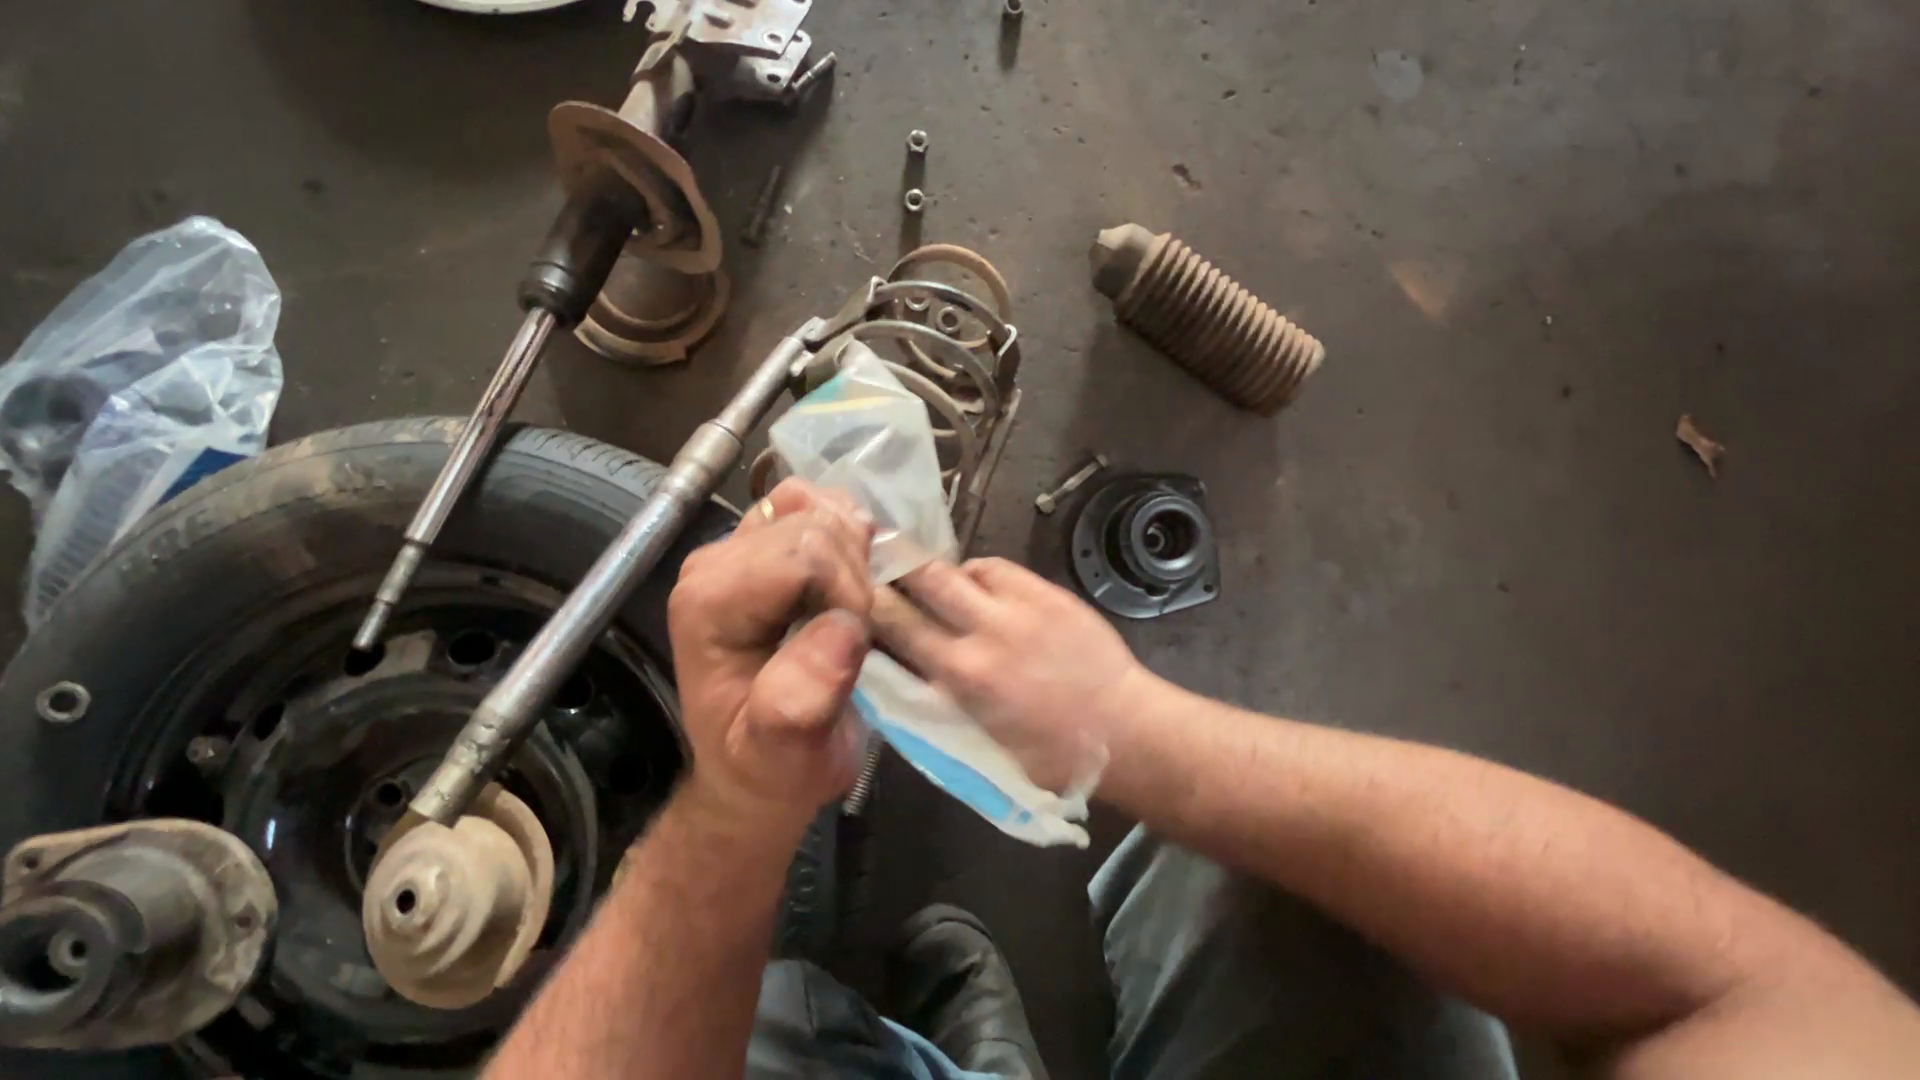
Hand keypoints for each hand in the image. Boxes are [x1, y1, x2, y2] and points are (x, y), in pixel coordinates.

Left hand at [666, 479, 874, 840]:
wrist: (754, 771)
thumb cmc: (769, 769)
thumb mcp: (783, 761)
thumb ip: (799, 704)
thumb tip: (841, 630)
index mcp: (709, 604)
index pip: (805, 554)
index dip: (847, 594)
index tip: (850, 647)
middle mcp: (713, 563)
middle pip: (815, 524)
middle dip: (853, 578)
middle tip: (850, 636)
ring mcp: (736, 548)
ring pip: (819, 507)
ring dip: (853, 556)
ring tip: (847, 610)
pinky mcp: (762, 543)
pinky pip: (816, 505)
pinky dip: (846, 536)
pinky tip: (846, 582)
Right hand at [871, 557, 1152, 791]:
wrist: (1123, 731)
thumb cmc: (1048, 756)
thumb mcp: (977, 740)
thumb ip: (935, 702)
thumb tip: (901, 673)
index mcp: (961, 676)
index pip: (896, 625)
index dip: (869, 605)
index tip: (853, 597)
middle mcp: (984, 631)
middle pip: (921, 580)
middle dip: (893, 569)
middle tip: (875, 564)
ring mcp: (1018, 606)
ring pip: (959, 567)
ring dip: (936, 572)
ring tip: (926, 578)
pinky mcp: (1046, 593)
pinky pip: (997, 569)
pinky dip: (977, 574)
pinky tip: (974, 585)